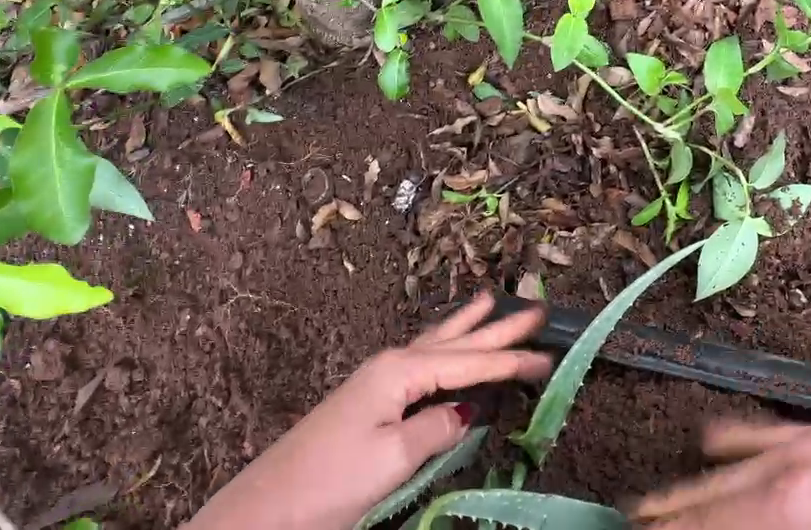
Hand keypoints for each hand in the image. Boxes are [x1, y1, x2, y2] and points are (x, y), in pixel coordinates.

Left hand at [185, 293, 550, 529]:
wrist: (260, 513)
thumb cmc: (328, 484)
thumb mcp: (392, 459)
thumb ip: (437, 428)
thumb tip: (467, 410)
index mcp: (400, 372)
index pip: (470, 365)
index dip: (511, 362)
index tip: (549, 355)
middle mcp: (391, 365)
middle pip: (457, 343)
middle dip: (497, 329)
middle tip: (536, 309)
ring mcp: (377, 381)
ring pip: (437, 345)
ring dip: (468, 327)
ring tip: (491, 301)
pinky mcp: (370, 401)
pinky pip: (422, 361)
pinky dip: (444, 348)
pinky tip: (445, 344)